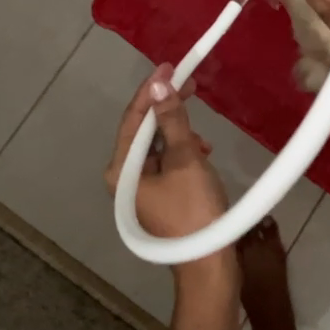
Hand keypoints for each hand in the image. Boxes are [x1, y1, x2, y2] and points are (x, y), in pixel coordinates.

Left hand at [105, 64, 230, 260]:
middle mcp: (124, 178)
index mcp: (121, 170)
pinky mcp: (159, 196)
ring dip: (178, 131)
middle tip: (190, 84)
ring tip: (200, 132)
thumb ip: (171, 118)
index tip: (171, 65)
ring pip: (157, 144)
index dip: (152, 89)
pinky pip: (166, 160)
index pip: (133, 118)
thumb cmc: (194, 208)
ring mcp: (140, 189)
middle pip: (144, 130)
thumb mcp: (185, 157)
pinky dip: (183, 150)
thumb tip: (158, 82)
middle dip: (167, 107)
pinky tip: (201, 151)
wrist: (208, 264)